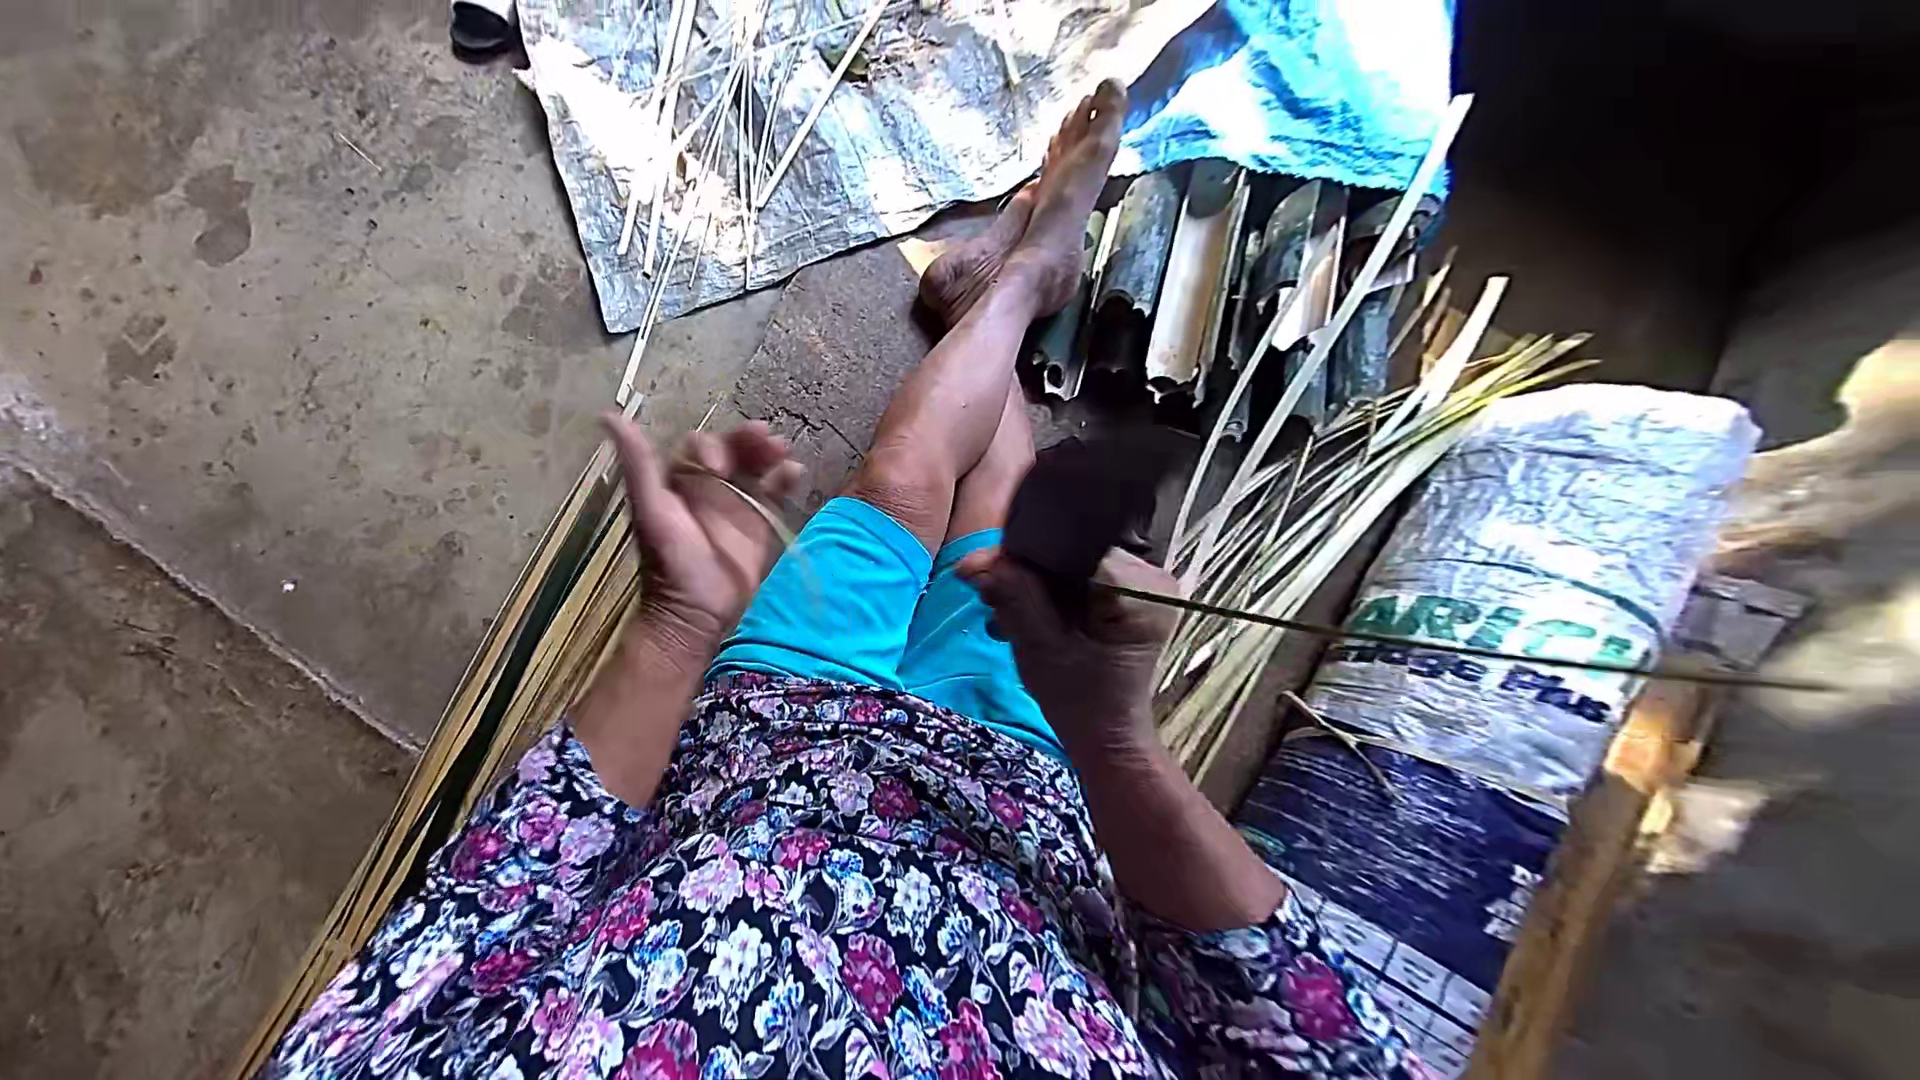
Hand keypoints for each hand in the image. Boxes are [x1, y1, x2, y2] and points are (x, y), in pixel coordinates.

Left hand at [603, 414, 803, 659]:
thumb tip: (610, 415)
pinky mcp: (762, 521)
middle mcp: (710, 486)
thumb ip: (638, 464)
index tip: (720, 464)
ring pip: (758, 466)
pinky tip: (795, 471)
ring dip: (771, 454)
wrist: (697, 611)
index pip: (701, 446)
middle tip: (768, 438)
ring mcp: (739, 503)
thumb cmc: (670, 562)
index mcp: (680, 480)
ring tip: (783, 451)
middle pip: (735, 451)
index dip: (714, 446)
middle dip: (750, 442)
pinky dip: (786, 479)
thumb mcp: (651, 509)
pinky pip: (776, 492)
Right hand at [958, 546, 1177, 758]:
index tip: (985, 572)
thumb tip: (975, 560)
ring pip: (1071, 560)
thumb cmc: (1079, 701)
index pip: (1072, 548)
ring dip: (1034, 581)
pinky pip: (1079, 573)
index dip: (1024, 555)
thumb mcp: (1039, 648)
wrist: (1106, 736)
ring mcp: (1142, 582)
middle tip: (990, 593)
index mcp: (1139, 590)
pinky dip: (1050, 589)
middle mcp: (1150, 576)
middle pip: (1072, 551)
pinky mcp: (1128, 591)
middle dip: (1026, 570)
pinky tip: (1030, 608)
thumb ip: (1013, 597)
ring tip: (1007, 607)